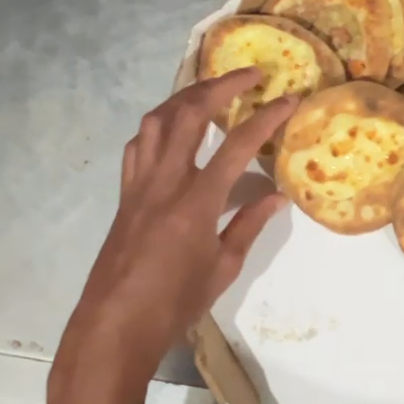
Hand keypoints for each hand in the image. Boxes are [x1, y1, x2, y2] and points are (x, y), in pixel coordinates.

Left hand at [58, 69, 295, 374]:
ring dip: (186, 97)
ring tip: (211, 90)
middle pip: (190, 113)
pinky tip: (173, 129)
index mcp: (196, 201)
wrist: (113, 328)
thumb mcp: (223, 268)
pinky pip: (139, 145)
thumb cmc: (174, 304)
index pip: (238, 144)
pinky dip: (158, 125)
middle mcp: (165, 181)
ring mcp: (139, 184)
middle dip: (221, 86)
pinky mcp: (124, 193)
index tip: (290, 99)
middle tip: (250, 75)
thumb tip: (277, 194)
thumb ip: (249, 224)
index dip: (267, 117)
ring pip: (157, 120)